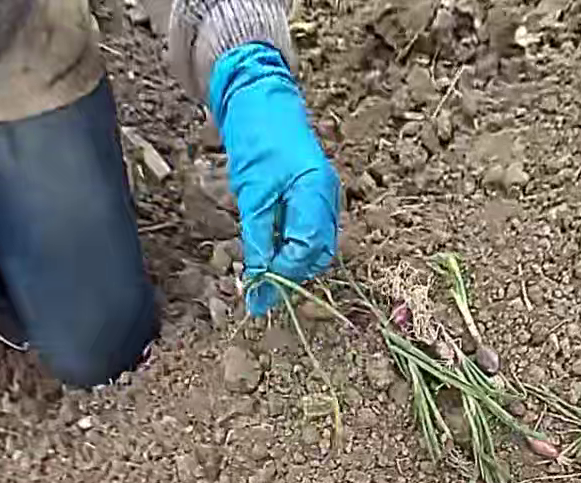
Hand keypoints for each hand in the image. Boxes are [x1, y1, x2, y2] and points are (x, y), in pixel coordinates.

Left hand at [208, 43, 339, 315]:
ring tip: (263, 258)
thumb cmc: (256, 139)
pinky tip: (272, 241)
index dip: (283, 273)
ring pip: (316, 250)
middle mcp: (329, 201)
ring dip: (290, 260)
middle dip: (290, 271)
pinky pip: (312, 235)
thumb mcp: (252, 196)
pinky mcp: (320, 200)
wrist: (260, 96)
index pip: (307, 251)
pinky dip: (292, 245)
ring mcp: (328, 201)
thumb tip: (257, 288)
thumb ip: (257, 243)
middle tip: (260, 279)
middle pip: (317, 256)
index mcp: (316, 195)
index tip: (259, 288)